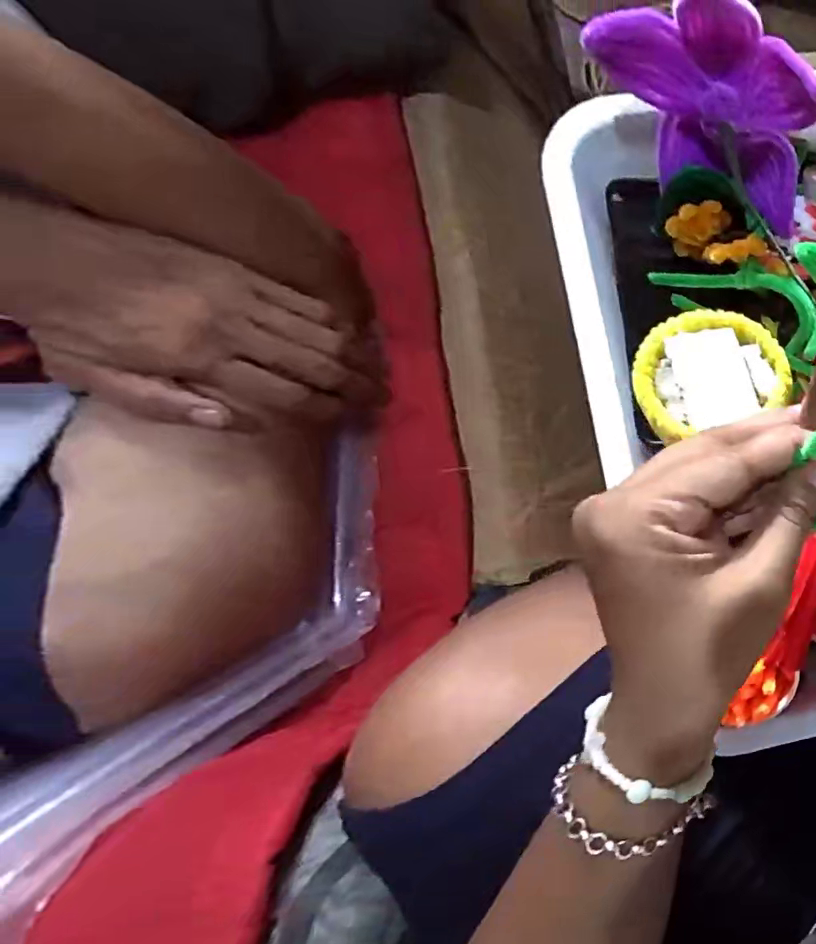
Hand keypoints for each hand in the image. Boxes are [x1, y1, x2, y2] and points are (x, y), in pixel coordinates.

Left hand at [15, 201, 384, 427]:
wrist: (35, 251)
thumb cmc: (68, 325)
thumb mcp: (97, 379)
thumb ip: (170, 405)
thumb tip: (246, 424)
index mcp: (198, 359)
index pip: (288, 395)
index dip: (328, 410)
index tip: (350, 419)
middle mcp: (231, 328)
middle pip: (318, 364)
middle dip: (358, 386)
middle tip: (384, 398)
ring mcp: (239, 295)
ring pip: (322, 332)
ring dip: (358, 355)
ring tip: (380, 371)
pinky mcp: (239, 271)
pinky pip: (304, 300)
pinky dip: (336, 320)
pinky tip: (351, 335)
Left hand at [571, 410, 815, 778]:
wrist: (665, 711)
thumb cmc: (712, 655)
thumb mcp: (762, 580)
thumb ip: (795, 511)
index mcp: (635, 514)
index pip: (723, 460)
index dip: (784, 441)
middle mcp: (617, 500)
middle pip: (707, 453)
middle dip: (770, 440)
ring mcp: (622, 511)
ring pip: (704, 469)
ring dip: (758, 461)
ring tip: (812, 440)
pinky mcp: (637, 526)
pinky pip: (697, 494)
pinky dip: (740, 488)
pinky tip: (781, 473)